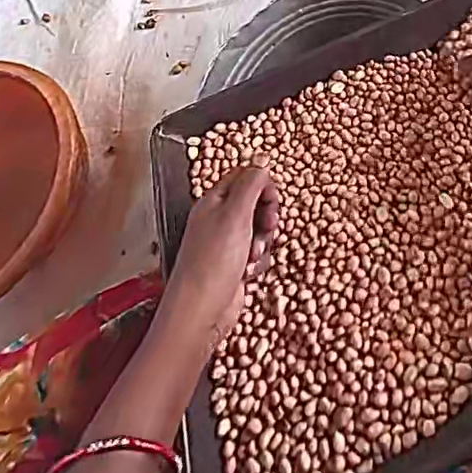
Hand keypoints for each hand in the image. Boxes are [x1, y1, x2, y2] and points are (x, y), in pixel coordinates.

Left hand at [167, 164, 278, 342]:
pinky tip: (249, 271)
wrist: (202, 313)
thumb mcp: (236, 213)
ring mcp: (226, 243)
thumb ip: (252, 183)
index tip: (270, 201)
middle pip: (256, 201)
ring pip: (260, 228)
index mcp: (213, 201)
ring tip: (253, 255)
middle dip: (267, 215)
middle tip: (267, 226)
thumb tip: (262, 159)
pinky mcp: (234, 264)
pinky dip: (259, 261)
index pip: (245, 176)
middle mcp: (218, 219)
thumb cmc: (212, 264)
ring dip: (264, 241)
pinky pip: (258, 252)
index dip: (263, 185)